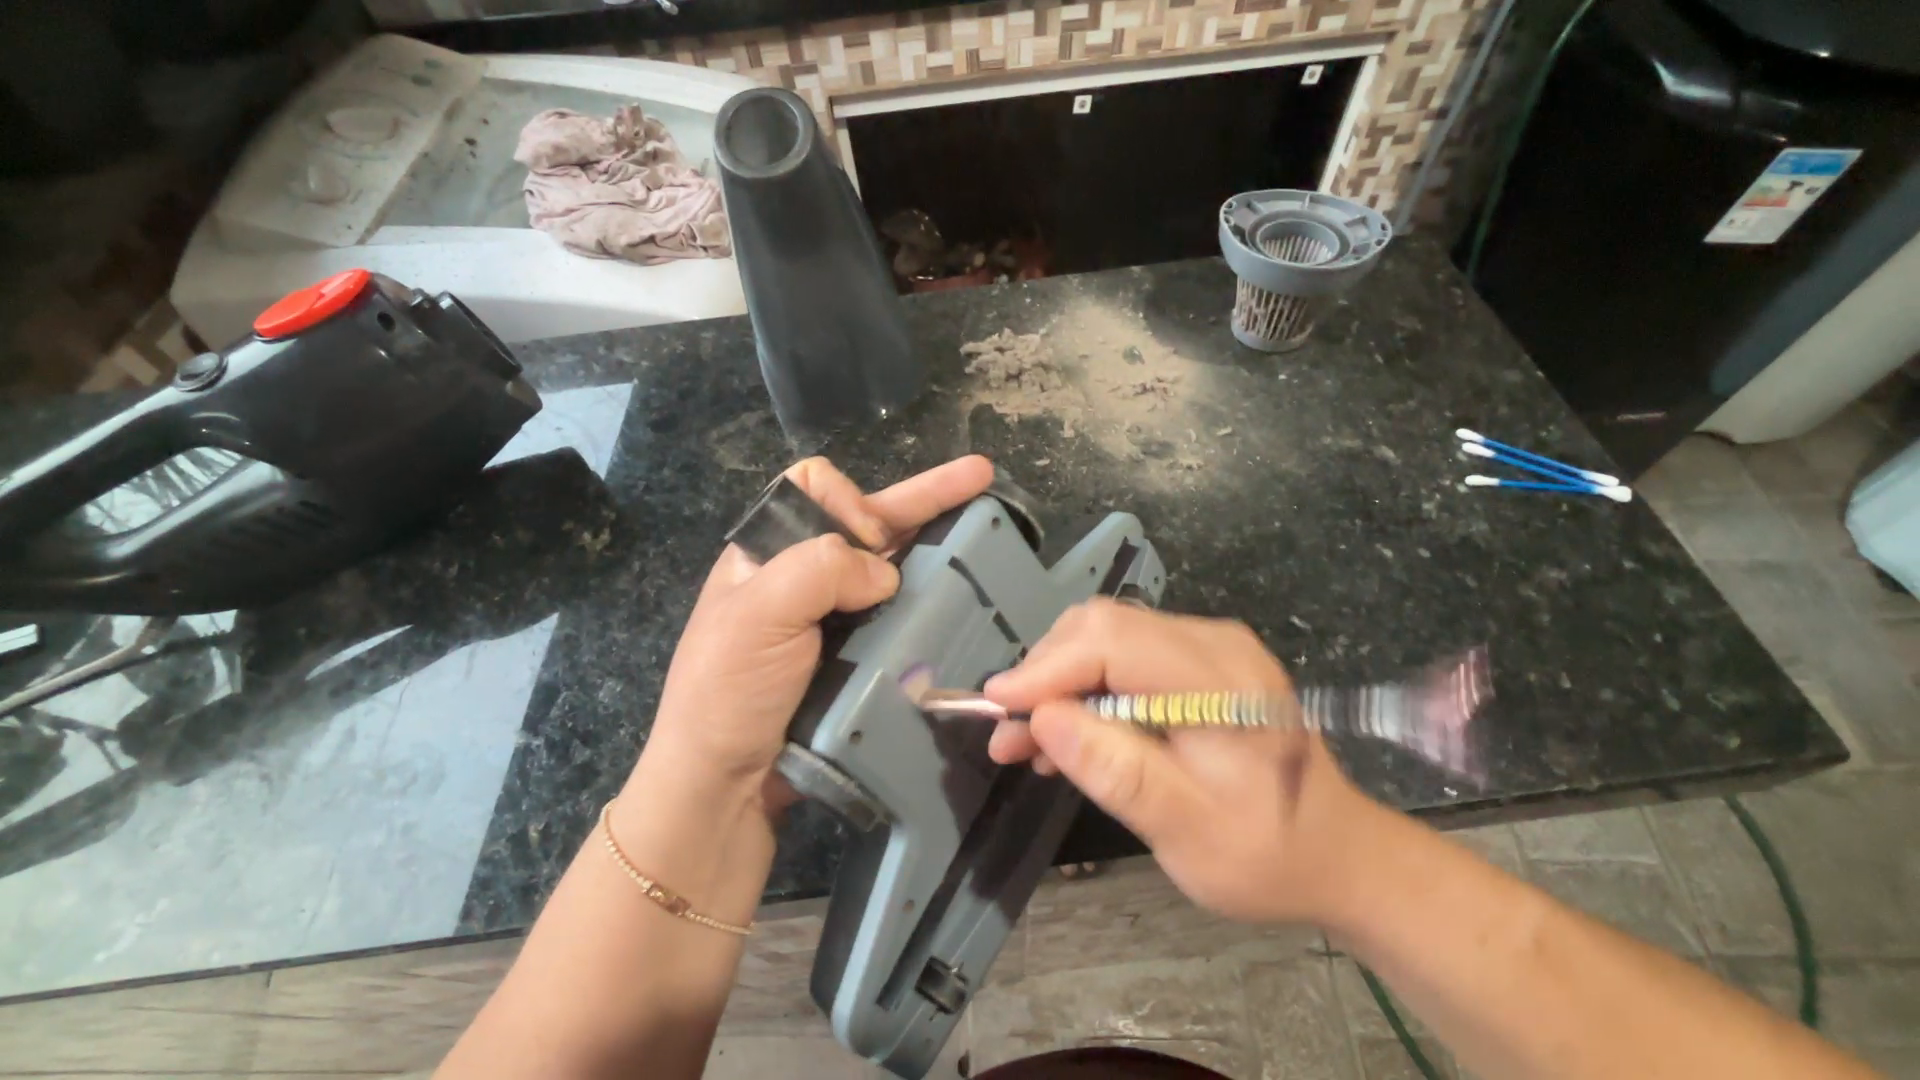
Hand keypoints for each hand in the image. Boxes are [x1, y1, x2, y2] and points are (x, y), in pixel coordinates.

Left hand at [638, 455, 996, 819]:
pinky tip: (964, 596)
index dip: (850, 504)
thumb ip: (821, 570)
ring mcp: (831, 620)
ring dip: (935, 543)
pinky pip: (898, 616)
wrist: (724, 786)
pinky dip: (929, 600)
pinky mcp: (853, 658)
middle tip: (980, 476)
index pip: (815, 491)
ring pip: (890, 565)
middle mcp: (801, 578)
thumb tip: (883, 574)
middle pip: (866, 520)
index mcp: (767, 554)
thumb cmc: (728, 693)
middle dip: (924, 496)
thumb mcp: (758, 614)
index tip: (866, 543)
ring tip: (988, 531)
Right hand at [983, 599, 1377, 924]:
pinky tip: (1066, 737)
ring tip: (1023, 743)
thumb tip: (1042, 719)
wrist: (1336, 854)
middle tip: (1008, 735)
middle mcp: (1214, 644)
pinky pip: (1127, 658)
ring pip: (1107, 638)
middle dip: (1045, 674)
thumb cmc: (1266, 853)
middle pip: (1103, 627)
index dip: (1047, 667)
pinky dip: (1087, 691)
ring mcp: (1210, 649)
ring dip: (1059, 685)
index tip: (998, 707)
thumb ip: (1117, 770)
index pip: (1112, 640)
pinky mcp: (1201, 667)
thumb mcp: (1187, 829)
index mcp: (1220, 680)